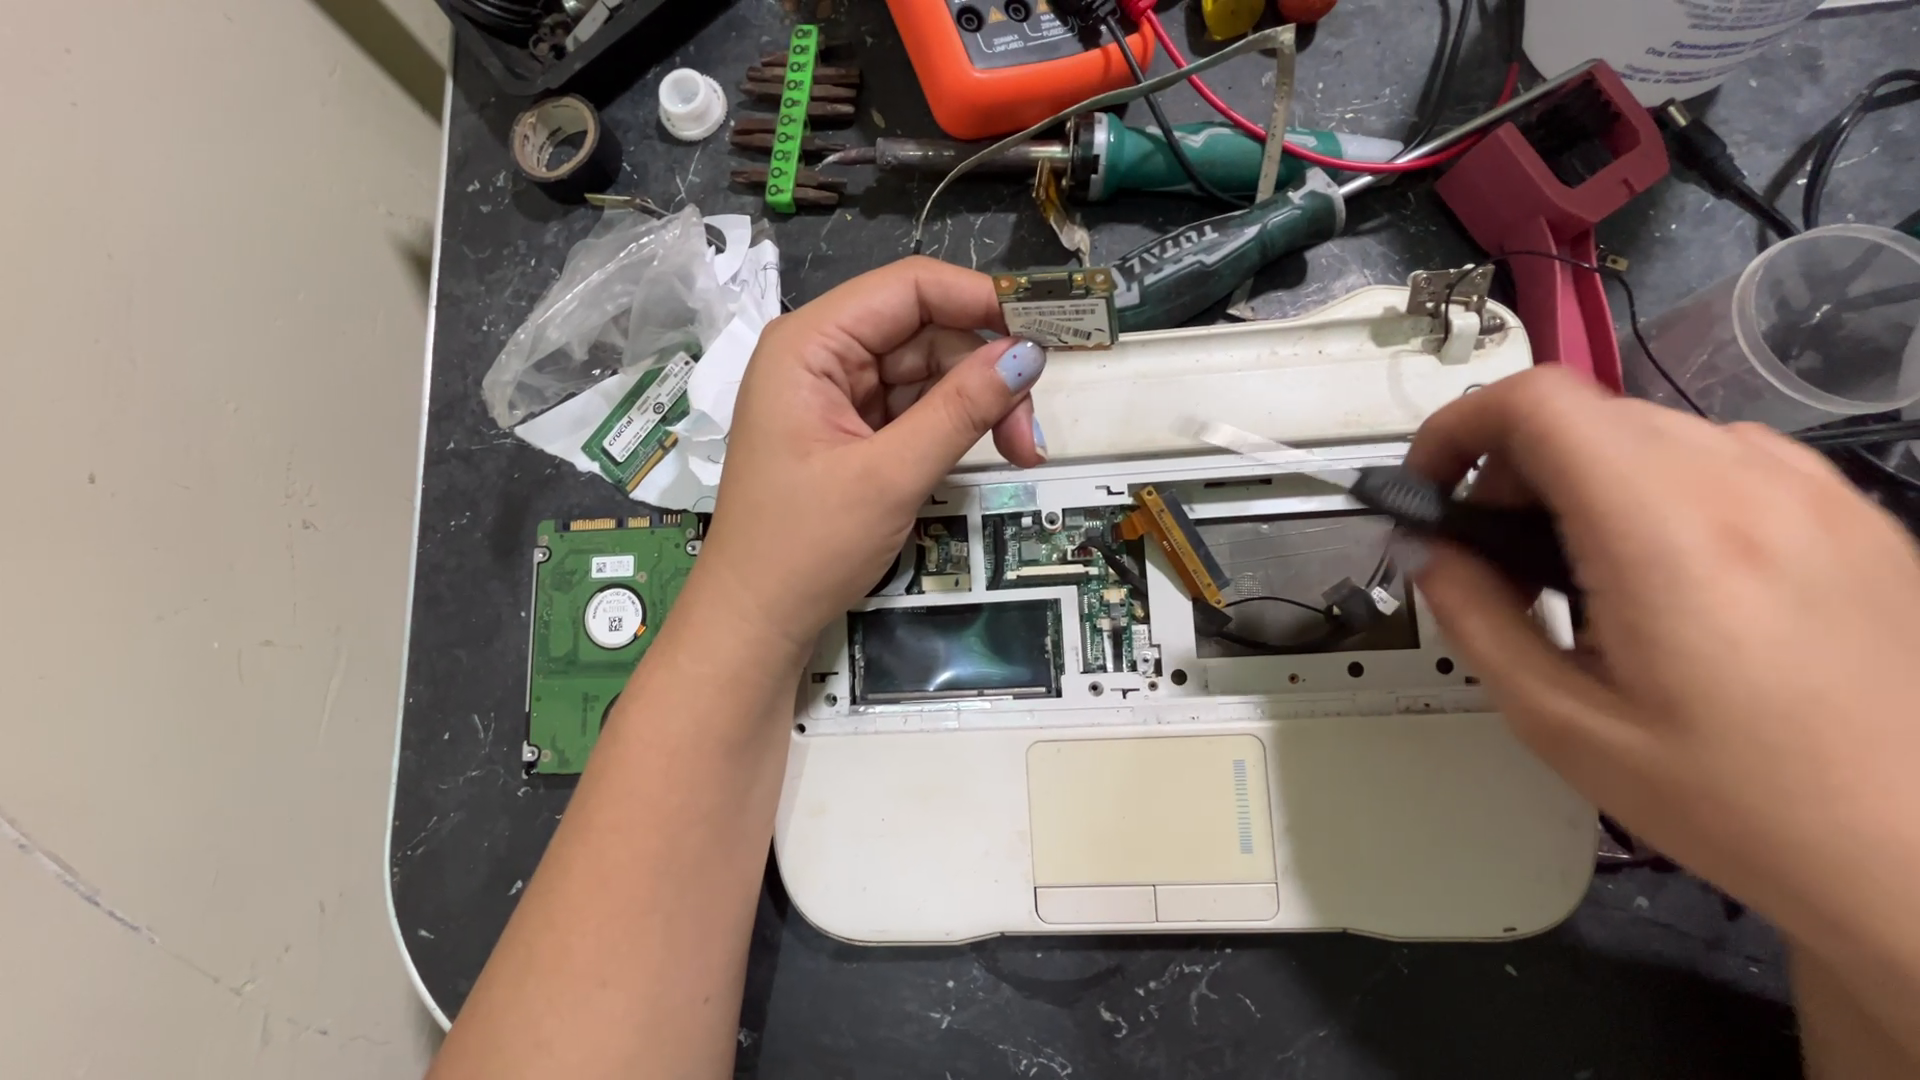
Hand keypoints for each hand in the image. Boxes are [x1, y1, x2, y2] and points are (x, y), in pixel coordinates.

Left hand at [693, 257, 1045, 656]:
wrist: (757, 620)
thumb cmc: (806, 547)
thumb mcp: (890, 476)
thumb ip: (960, 410)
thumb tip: (1029, 355)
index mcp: (810, 344)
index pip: (907, 287)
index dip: (978, 300)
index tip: (1043, 331)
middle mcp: (822, 356)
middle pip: (924, 332)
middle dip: (984, 371)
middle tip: (1032, 429)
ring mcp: (838, 396)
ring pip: (928, 372)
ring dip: (978, 405)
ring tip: (1021, 451)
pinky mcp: (853, 432)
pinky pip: (915, 409)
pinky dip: (955, 427)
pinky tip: (990, 450)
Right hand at [1407, 367, 1919, 971]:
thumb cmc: (1736, 799)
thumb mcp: (1558, 717)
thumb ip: (1472, 614)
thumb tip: (1425, 548)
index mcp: (1667, 532)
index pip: (1535, 403)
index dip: (1456, 427)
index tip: (1431, 485)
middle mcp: (1750, 488)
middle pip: (1582, 414)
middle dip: (1507, 468)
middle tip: (1492, 552)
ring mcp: (1814, 495)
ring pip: (1645, 431)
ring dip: (1576, 478)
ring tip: (1572, 570)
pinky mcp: (1851, 516)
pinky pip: (1716, 459)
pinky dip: (1648, 488)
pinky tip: (1653, 571)